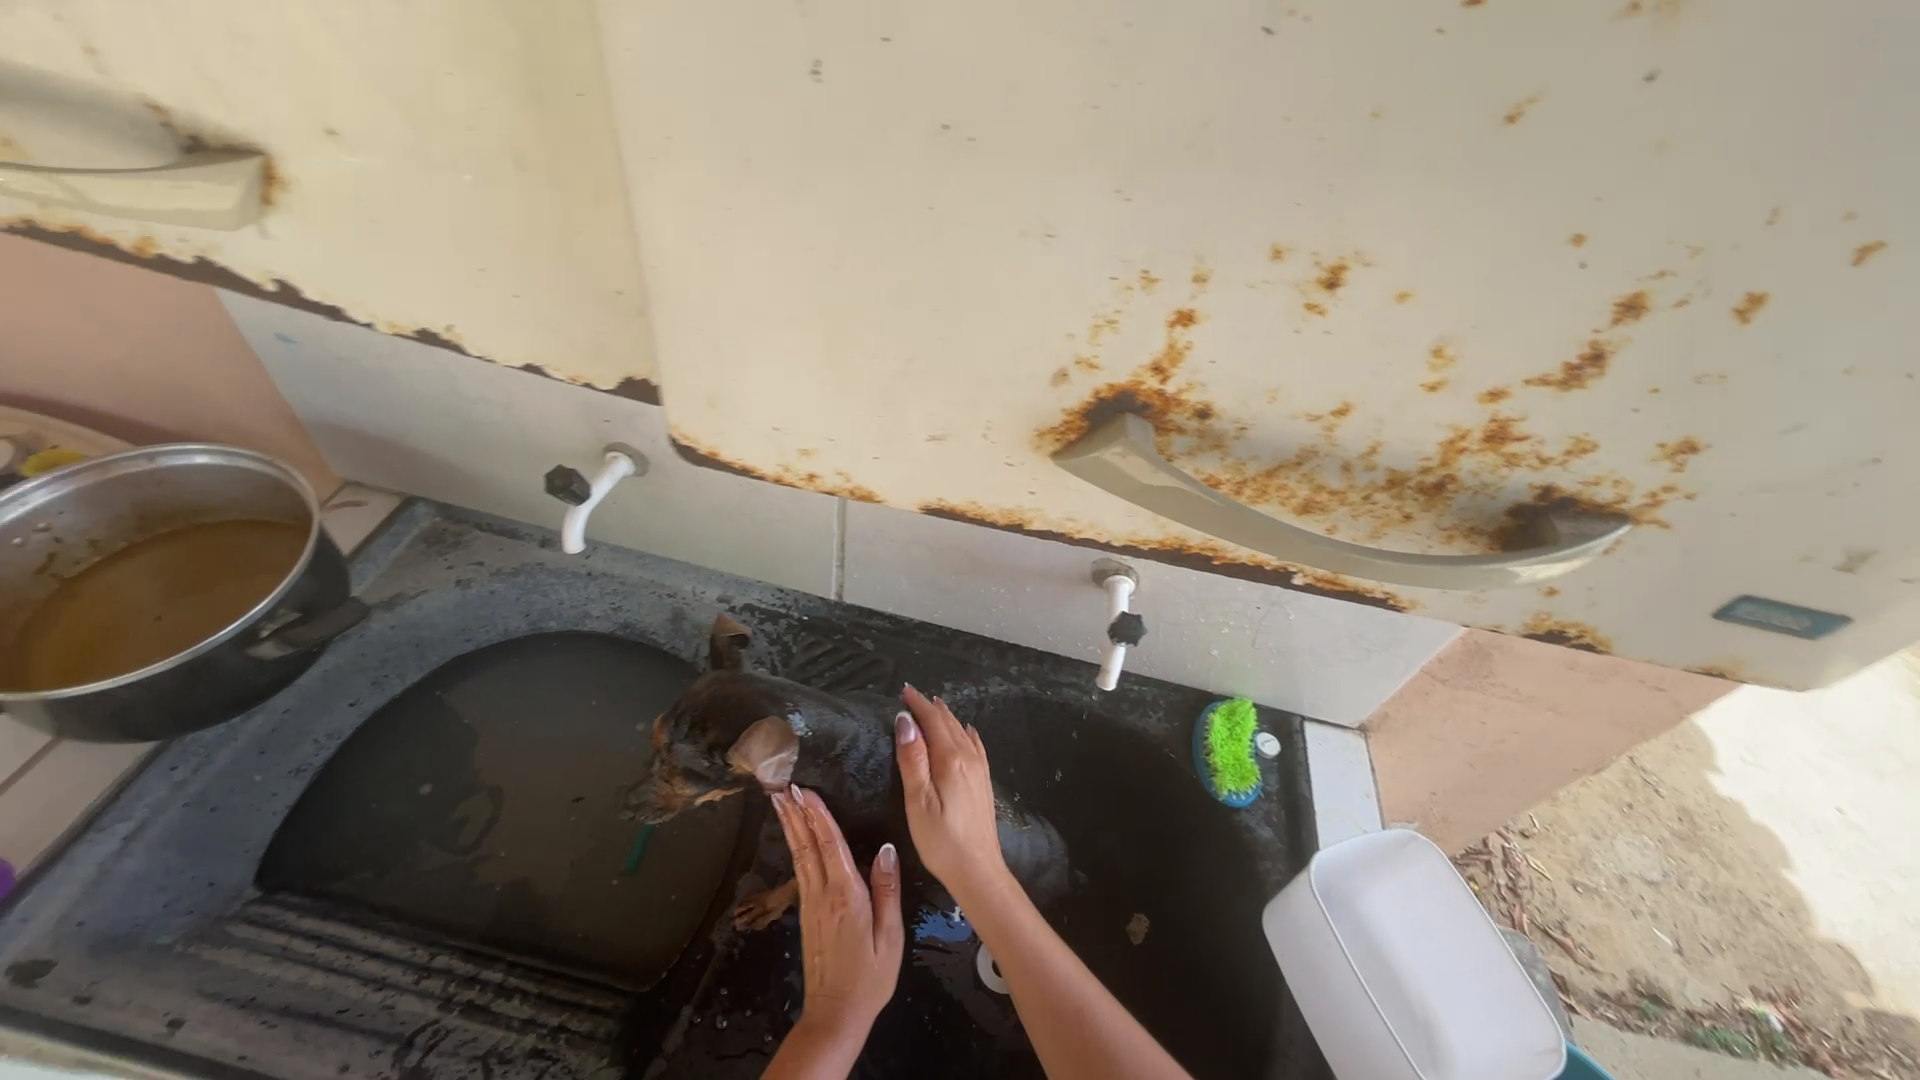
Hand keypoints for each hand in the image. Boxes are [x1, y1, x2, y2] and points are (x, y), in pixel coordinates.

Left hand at [771, 785, 902, 1034]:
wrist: (836, 1013)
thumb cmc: (870, 976)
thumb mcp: (890, 935)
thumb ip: (887, 890)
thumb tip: (886, 848)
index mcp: (846, 894)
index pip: (830, 844)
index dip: (818, 815)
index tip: (805, 789)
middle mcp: (823, 893)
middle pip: (807, 844)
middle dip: (796, 812)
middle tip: (782, 785)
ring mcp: (811, 903)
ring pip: (799, 855)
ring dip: (790, 825)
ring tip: (779, 801)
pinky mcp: (806, 913)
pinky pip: (799, 869)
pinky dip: (795, 846)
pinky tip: (794, 838)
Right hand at [895, 685, 1013, 907]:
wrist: (978, 870)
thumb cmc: (941, 840)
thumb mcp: (918, 801)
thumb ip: (913, 759)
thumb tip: (906, 721)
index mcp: (950, 759)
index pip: (933, 721)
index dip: (918, 705)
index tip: (904, 691)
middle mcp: (968, 758)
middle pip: (948, 724)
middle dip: (930, 708)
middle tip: (913, 696)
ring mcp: (980, 770)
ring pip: (962, 732)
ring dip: (947, 718)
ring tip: (934, 707)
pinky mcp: (984, 782)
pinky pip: (976, 747)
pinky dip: (967, 733)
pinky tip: (968, 732)